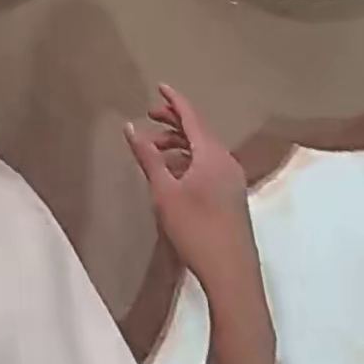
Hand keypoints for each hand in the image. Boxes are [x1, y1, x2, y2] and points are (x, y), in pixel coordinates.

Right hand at [125, 84, 255, 285]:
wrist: (232, 278)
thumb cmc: (195, 229)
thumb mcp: (163, 190)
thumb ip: (147, 156)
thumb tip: (131, 127)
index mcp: (212, 156)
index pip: (192, 117)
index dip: (174, 100)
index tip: (160, 86)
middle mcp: (226, 163)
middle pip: (198, 131)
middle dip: (173, 121)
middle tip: (148, 115)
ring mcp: (232, 181)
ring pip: (202, 150)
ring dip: (177, 143)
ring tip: (153, 149)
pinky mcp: (231, 197)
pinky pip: (207, 165)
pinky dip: (187, 159)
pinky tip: (170, 172)